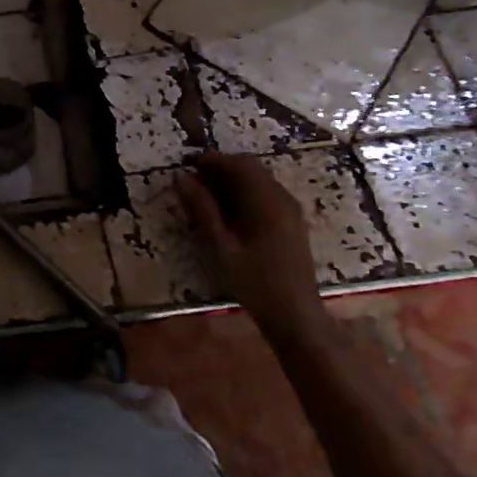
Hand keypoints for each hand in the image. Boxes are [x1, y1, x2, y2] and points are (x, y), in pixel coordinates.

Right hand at [175, 153, 320, 324]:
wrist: (295, 315)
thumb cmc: (255, 283)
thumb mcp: (221, 246)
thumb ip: (202, 209)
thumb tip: (181, 178)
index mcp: (268, 203)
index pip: (240, 165)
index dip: (212, 160)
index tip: (185, 166)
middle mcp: (283, 199)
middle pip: (251, 169)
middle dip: (220, 169)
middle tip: (191, 183)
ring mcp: (290, 210)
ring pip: (258, 180)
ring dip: (230, 181)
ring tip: (203, 198)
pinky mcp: (290, 221)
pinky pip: (264, 194)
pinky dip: (242, 194)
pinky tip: (225, 213)